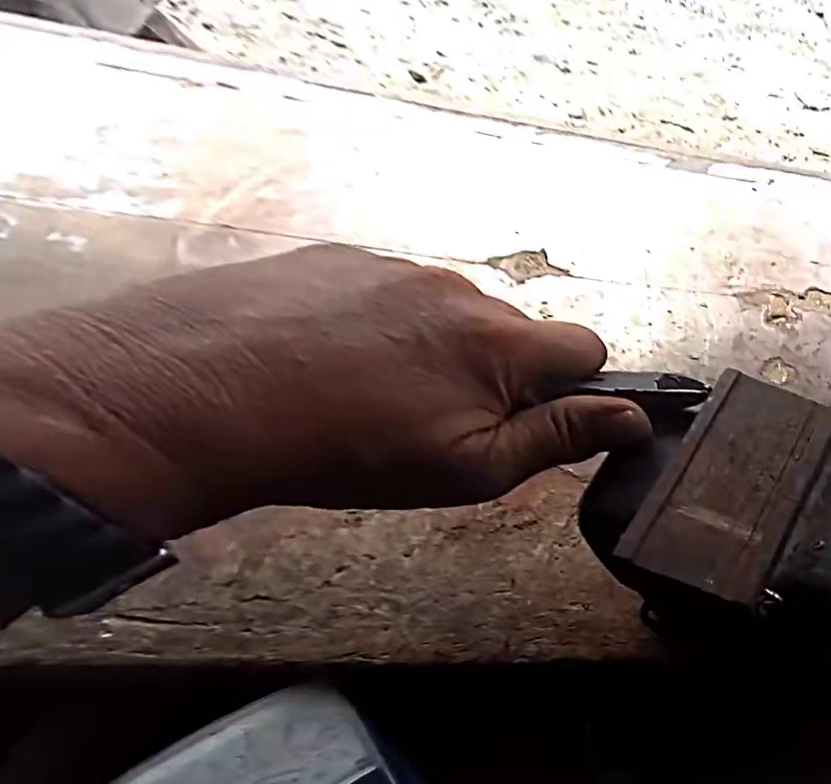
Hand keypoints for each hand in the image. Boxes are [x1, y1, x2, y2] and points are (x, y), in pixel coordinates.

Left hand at [0, 245, 650, 538]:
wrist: (180, 402)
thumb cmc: (350, 449)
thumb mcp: (478, 465)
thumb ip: (564, 437)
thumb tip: (636, 419)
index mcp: (502, 343)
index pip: (588, 348)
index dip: (579, 387)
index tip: (539, 417)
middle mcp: (459, 291)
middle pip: (524, 332)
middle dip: (512, 371)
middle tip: (457, 416)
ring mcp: (393, 267)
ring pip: (463, 314)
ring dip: (455, 349)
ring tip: (394, 390)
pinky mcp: (336, 258)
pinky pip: (402, 293)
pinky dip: (399, 326)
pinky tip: (351, 361)